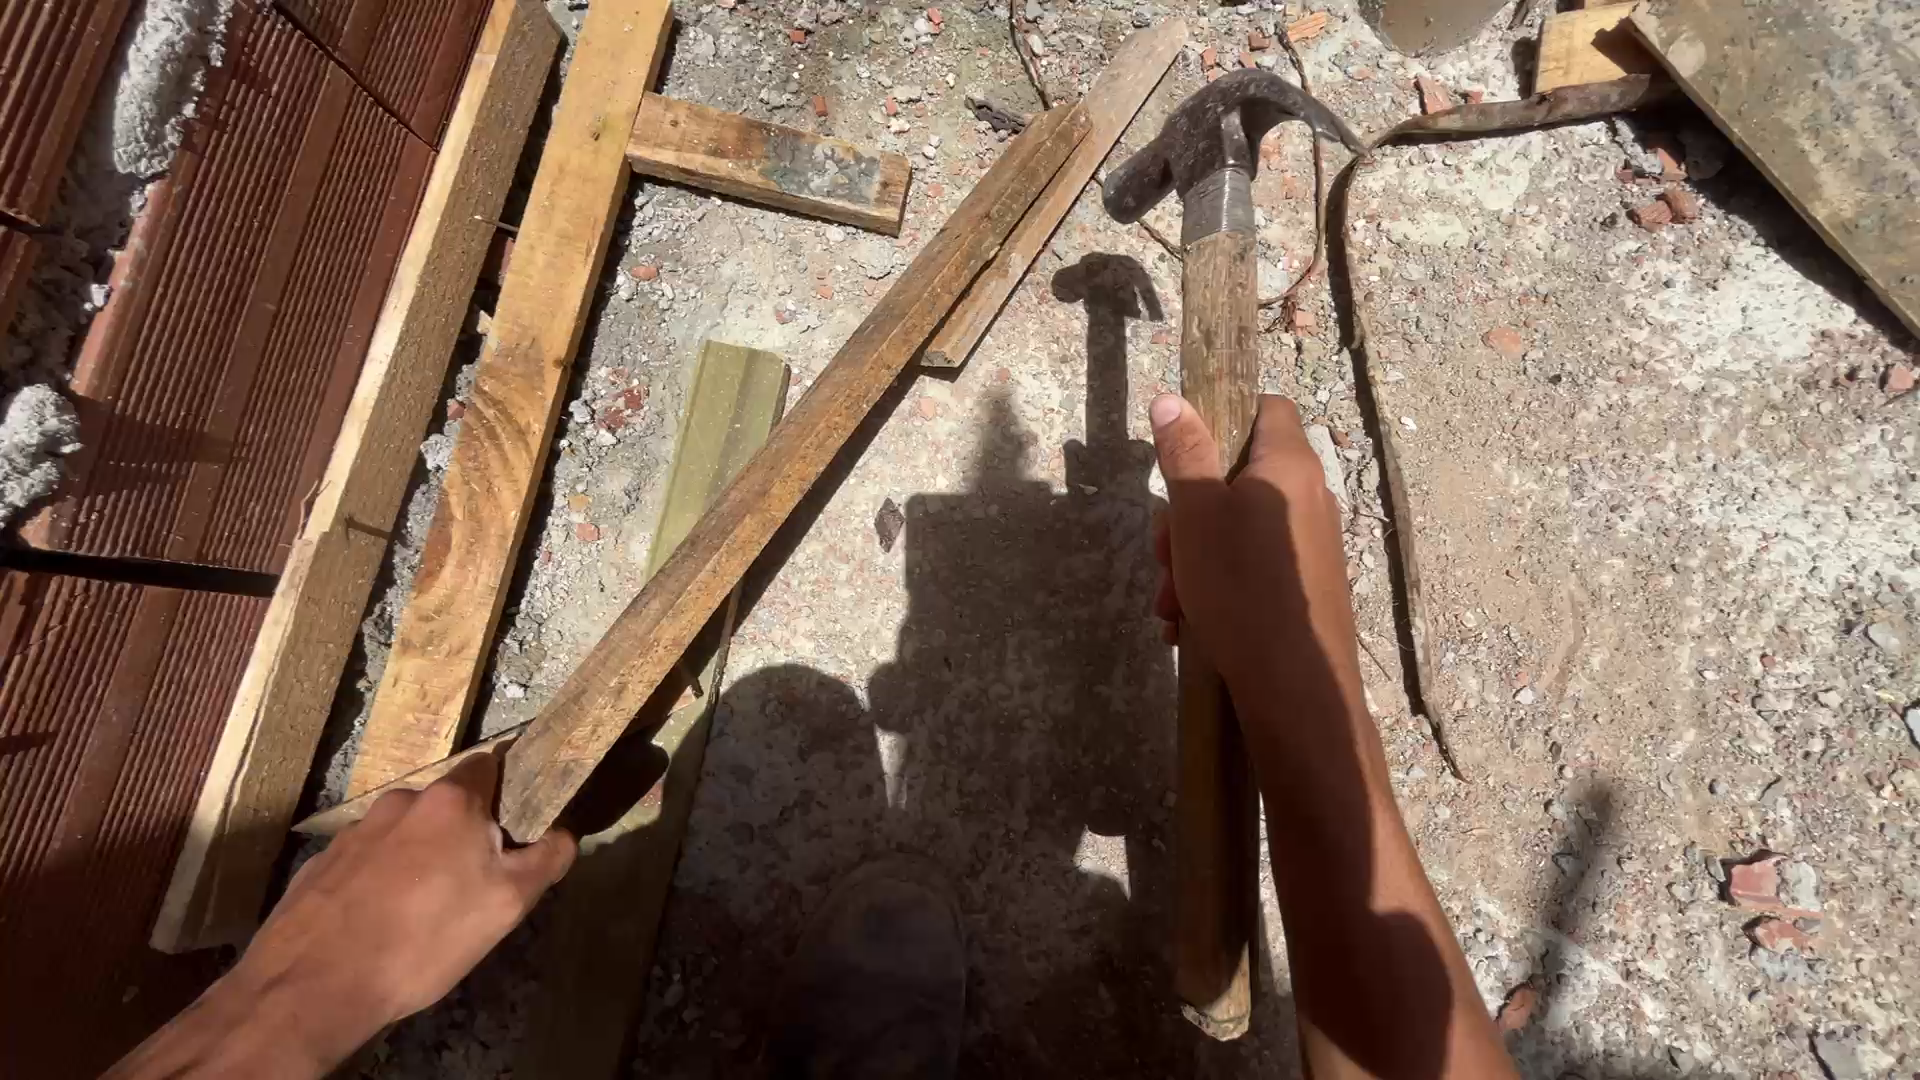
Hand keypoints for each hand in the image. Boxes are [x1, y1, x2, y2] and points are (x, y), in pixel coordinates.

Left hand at [108, 753, 575, 1077]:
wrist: (304, 998)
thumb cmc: (422, 938)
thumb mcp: (510, 902)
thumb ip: (549, 857)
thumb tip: (562, 834)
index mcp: (451, 800)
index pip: (493, 763)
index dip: (512, 788)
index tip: (521, 822)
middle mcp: (400, 802)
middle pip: (450, 802)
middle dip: (467, 829)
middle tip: (476, 876)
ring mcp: (350, 834)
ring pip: (406, 832)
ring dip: (421, 855)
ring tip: (423, 906)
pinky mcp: (315, 869)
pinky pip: (366, 862)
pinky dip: (380, 880)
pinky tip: (379, 922)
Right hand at [1149, 394, 1363, 716]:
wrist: (1295, 686)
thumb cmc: (1240, 585)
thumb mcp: (1196, 513)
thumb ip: (1183, 452)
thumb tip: (1170, 399)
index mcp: (1289, 465)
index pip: (1265, 406)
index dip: (1221, 415)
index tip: (1182, 451)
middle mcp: (1309, 496)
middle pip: (1237, 475)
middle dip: (1188, 511)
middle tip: (1164, 551)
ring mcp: (1311, 544)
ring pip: (1237, 527)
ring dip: (1194, 556)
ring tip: (1171, 601)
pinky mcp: (1305, 583)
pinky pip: (1251, 564)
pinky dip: (1217, 582)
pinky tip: (1189, 620)